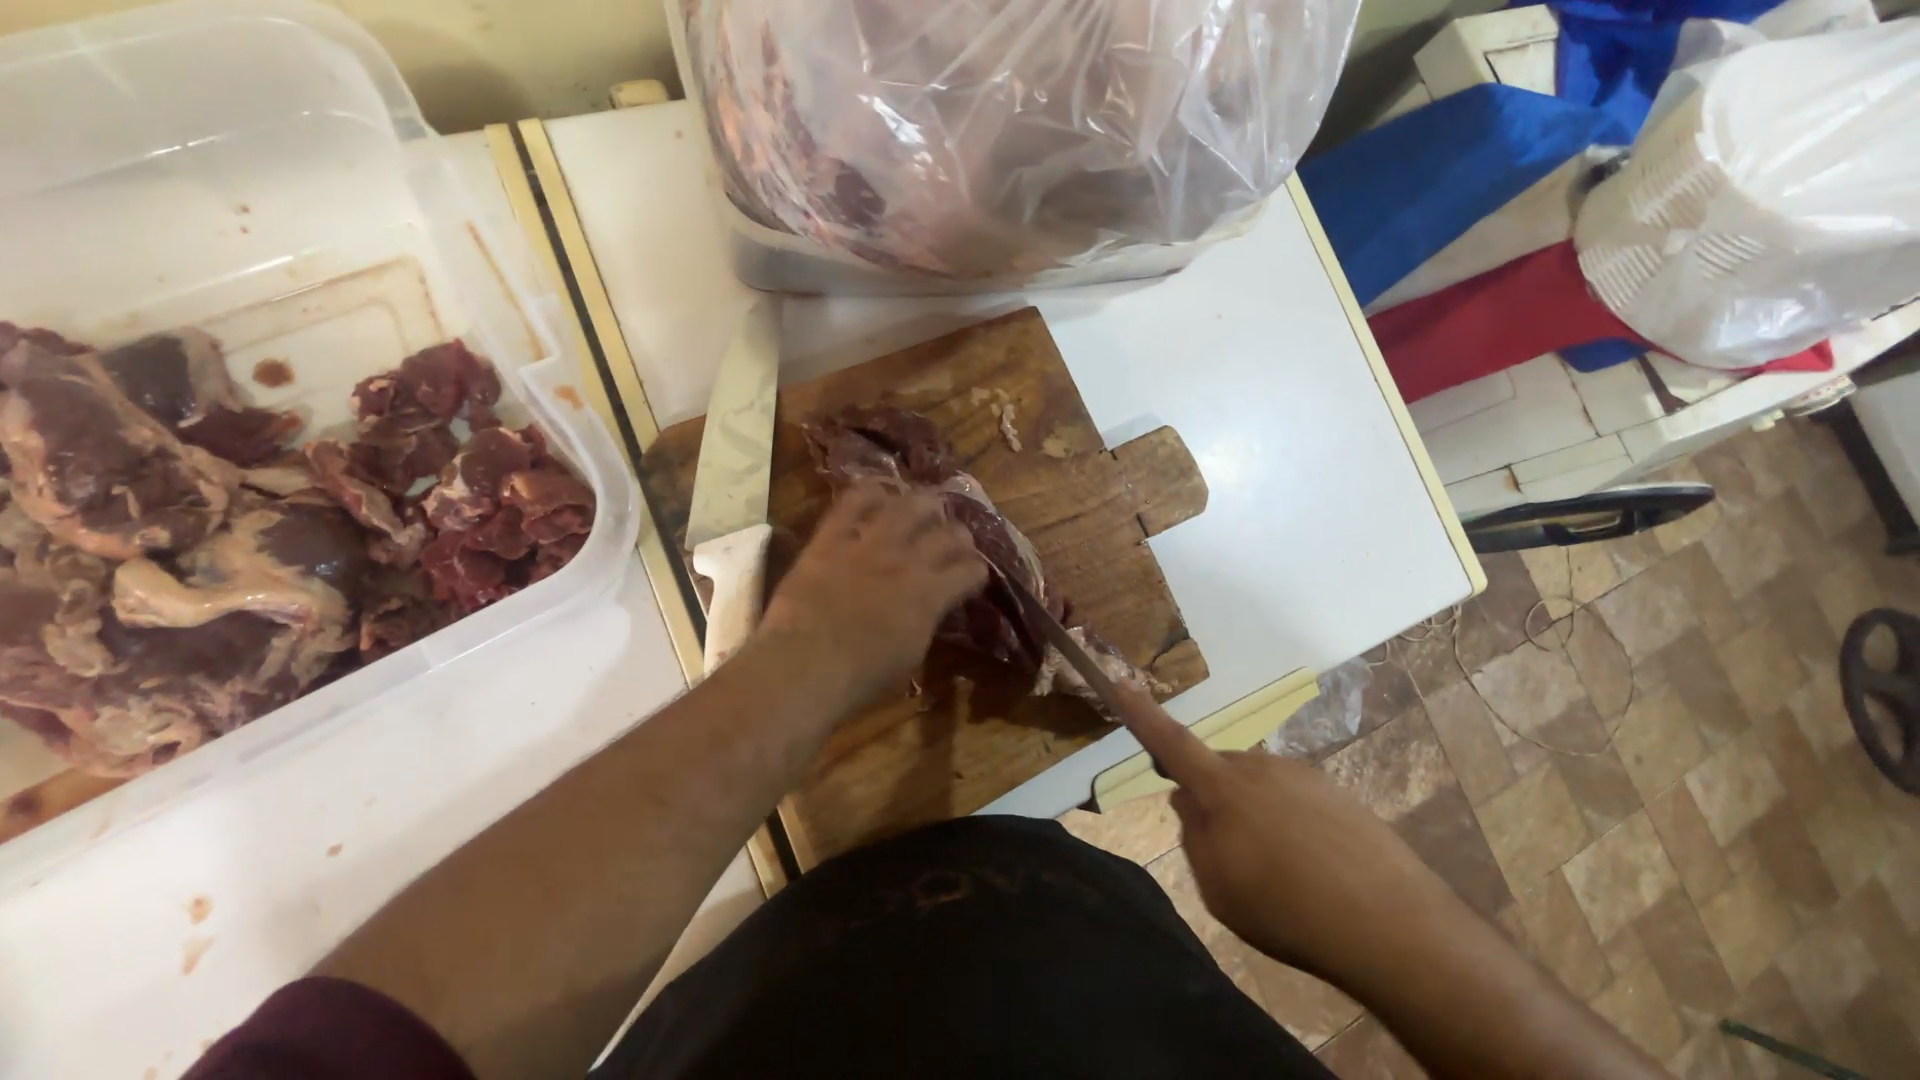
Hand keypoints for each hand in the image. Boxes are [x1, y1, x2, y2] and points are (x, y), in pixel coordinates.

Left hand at [758, 483, 987, 706]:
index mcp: (931, 595)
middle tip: (955, 537)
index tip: (972, 574)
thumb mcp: (910, 654)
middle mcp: (908, 561)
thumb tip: (929, 608)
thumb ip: (925, 622)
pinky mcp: (831, 538)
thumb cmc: (860, 677)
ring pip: (909, 505)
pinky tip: (877, 492)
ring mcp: (869, 544)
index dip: (976, 570)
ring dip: (924, 503)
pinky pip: (853, 501)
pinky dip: (869, 492)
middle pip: (949, 533)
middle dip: (958, 534)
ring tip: (926, 505)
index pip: (971, 570)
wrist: (805, 665)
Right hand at [1114, 685, 1468, 985]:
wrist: (1392, 927)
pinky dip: (1290, 826)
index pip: (1171, 743)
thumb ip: (1194, 835)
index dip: (1142, 715)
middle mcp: (1263, 768)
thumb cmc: (1286, 909)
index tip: (1120, 682)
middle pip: (1220, 771)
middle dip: (1213, 798)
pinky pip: (1296, 801)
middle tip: (1227, 853)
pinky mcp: (1341, 796)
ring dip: (1255, 815)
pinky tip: (1312, 871)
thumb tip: (1189, 800)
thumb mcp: (1217, 885)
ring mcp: (1306, 777)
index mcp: (1224, 788)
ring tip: (1278, 873)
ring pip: (1259, 787)